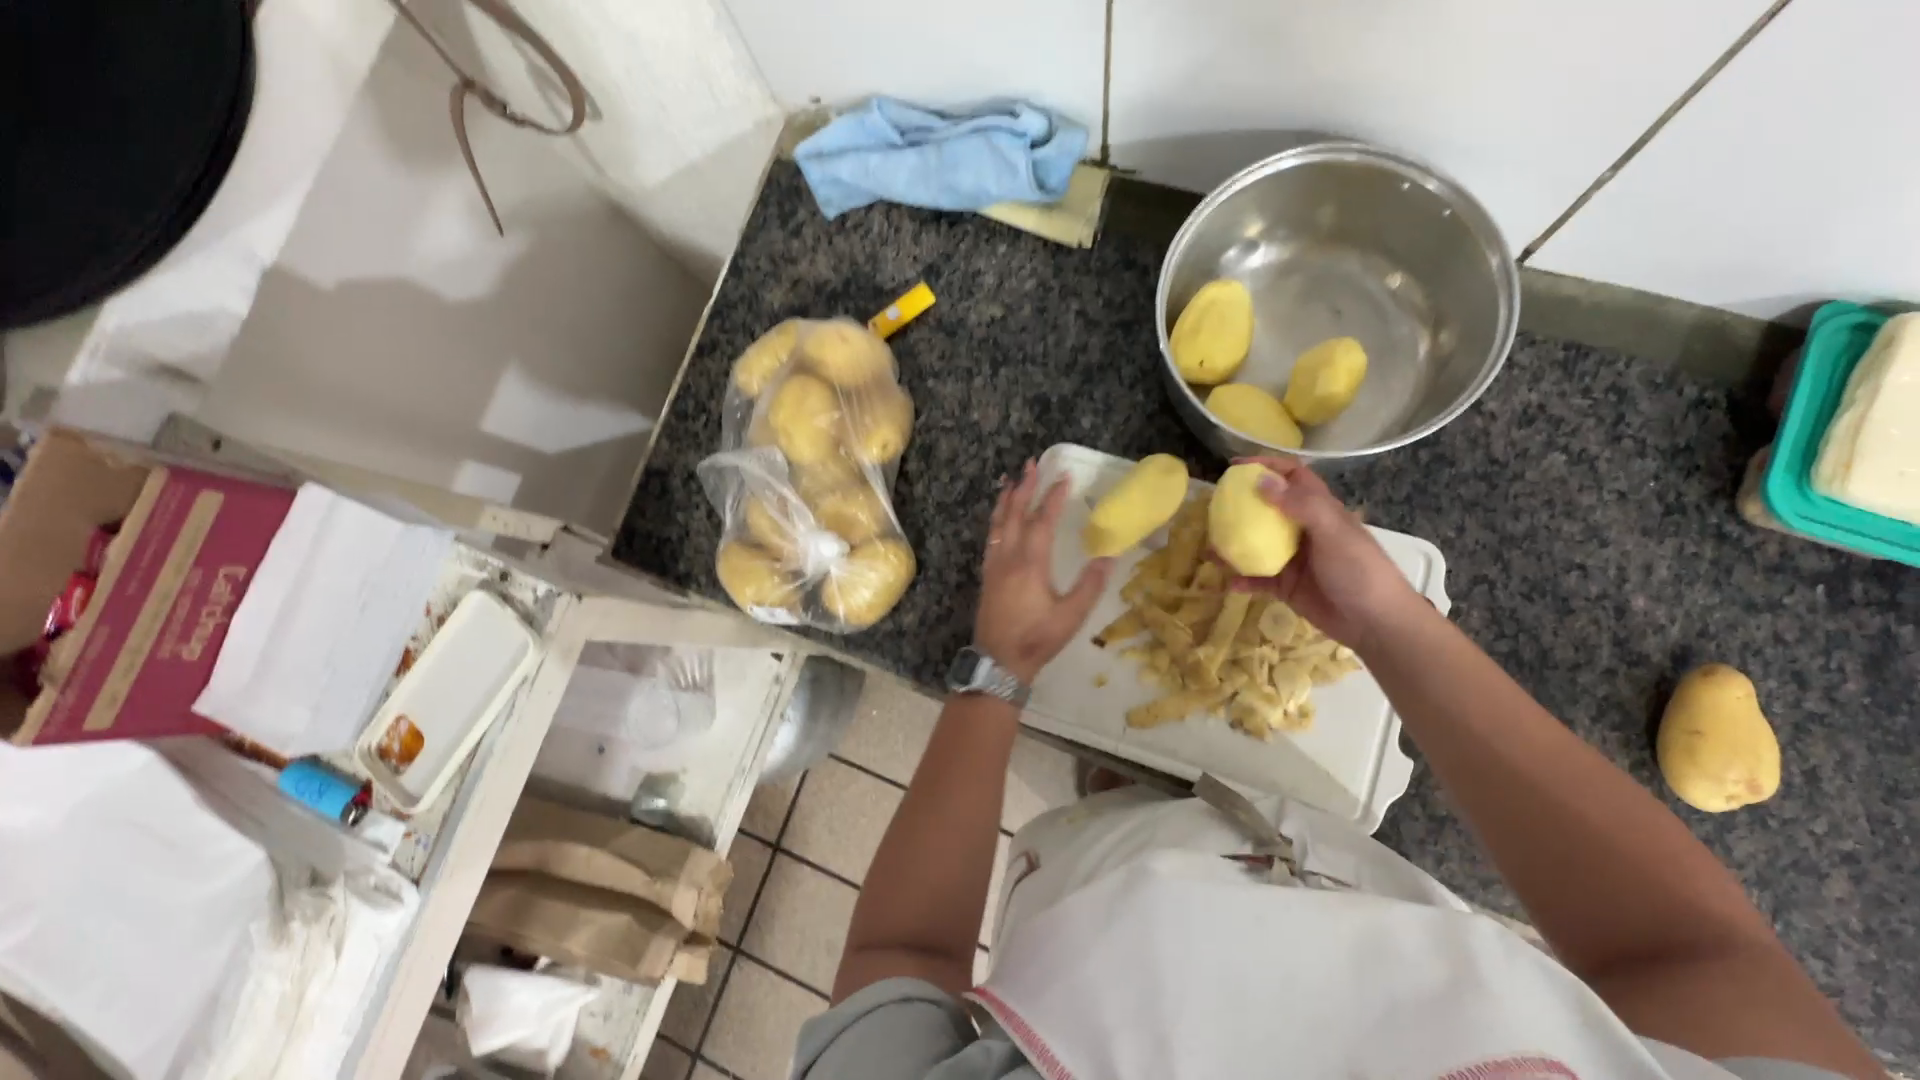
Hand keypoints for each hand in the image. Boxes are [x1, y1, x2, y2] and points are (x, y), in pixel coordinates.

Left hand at [975, 460, 1114, 683]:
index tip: (1064, 477)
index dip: (1054, 497)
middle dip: (1025, 487)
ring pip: (998, 523)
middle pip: (1015, 513)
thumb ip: (1090, 586)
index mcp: (1030, 564)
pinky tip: (1000, 518)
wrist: (998, 662)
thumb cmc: (1038, 639)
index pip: (1043, 520)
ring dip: (1007, 499)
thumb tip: (1109, 556)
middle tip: (1032, 464)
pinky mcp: (986, 576)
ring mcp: (993, 565)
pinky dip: (997, 519)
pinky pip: (991, 537)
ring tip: (1012, 480)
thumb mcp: (1071, 616)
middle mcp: (1008, 557)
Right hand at [1225, 457, 1422, 651]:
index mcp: (1320, 510)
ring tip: (1210, 549)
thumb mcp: (1333, 532)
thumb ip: (1300, 505)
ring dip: (1233, 546)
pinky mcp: (1286, 586)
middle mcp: (1304, 530)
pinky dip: (1242, 579)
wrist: (1375, 622)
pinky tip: (1228, 582)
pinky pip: (1257, 578)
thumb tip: (1260, 480)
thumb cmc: (1359, 570)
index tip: (1235, 468)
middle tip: (1212, 508)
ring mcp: (1293, 559)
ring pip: (1256, 545)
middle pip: (1267, 509)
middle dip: (1240, 506)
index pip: (1292, 477)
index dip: (1266, 467)